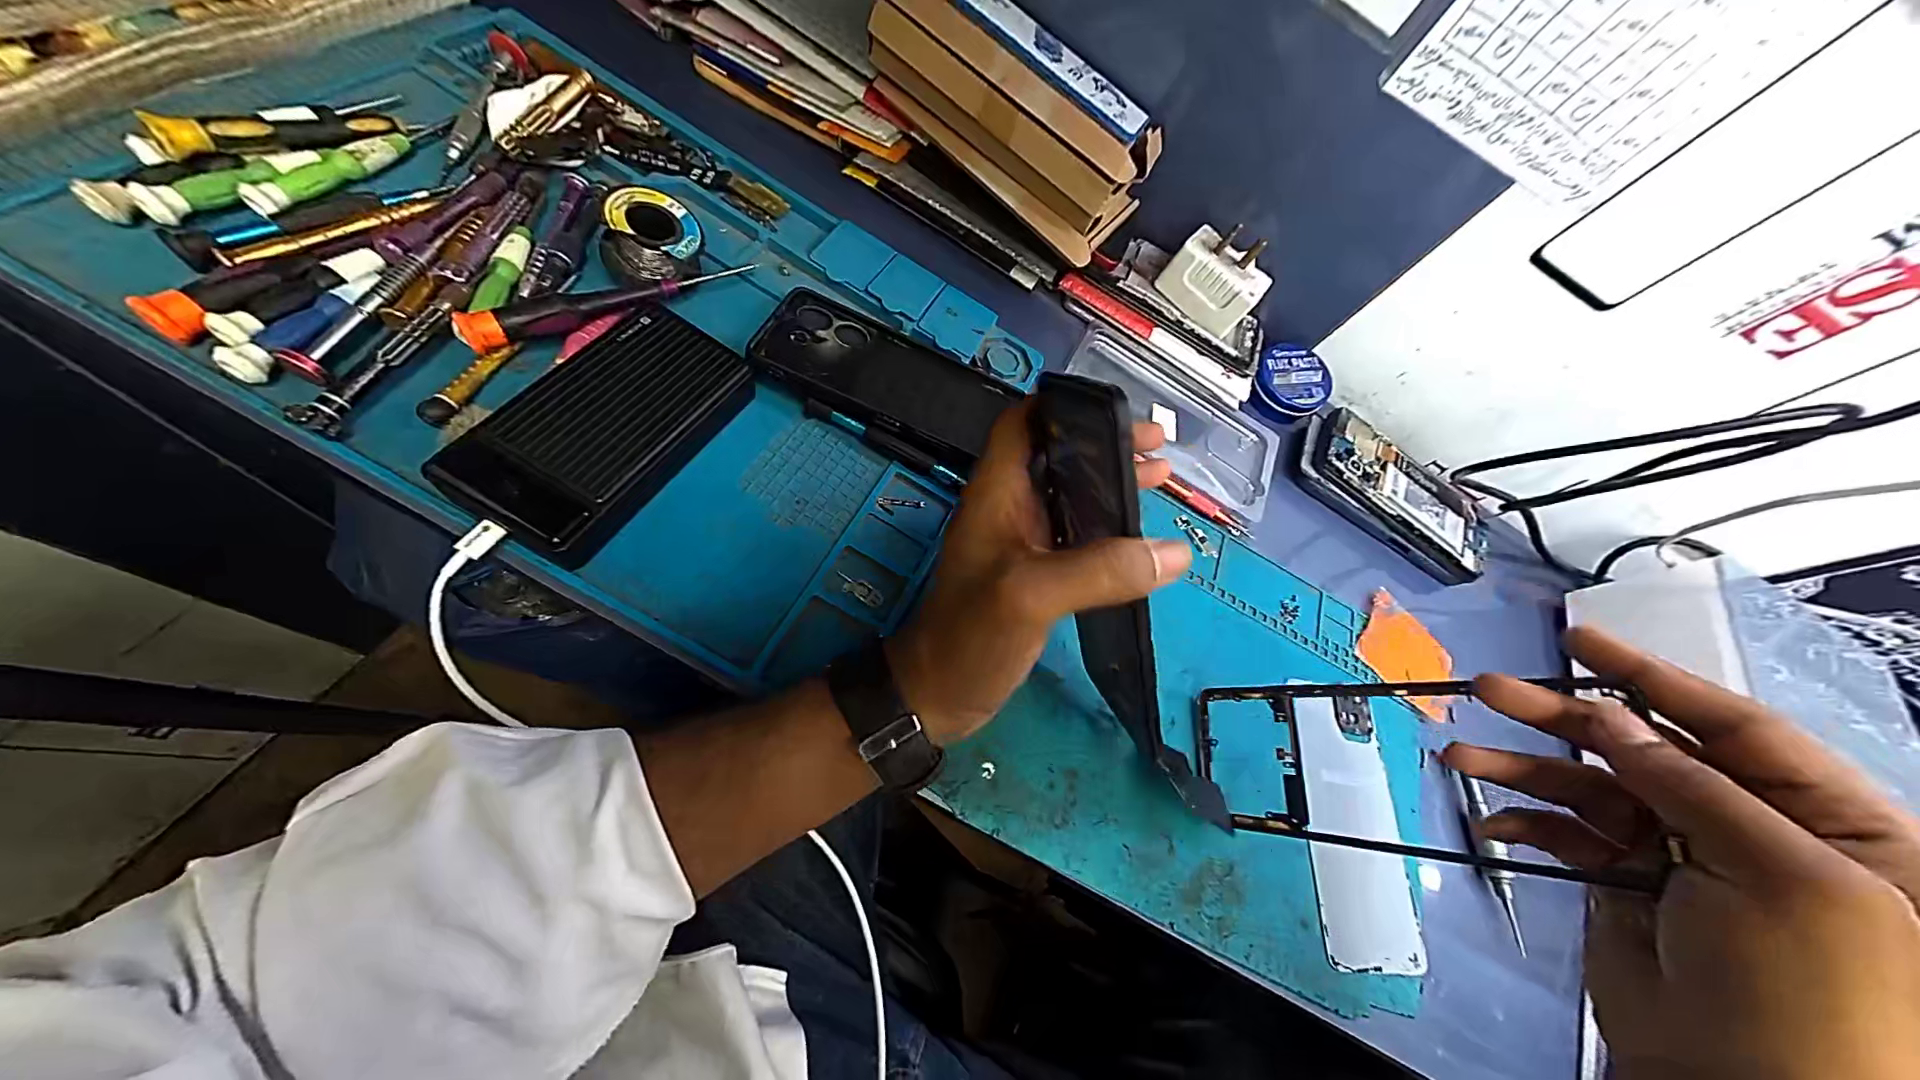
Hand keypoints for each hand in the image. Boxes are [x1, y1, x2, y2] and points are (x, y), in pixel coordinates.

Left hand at [888, 400, 1190, 744]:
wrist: (938, 693)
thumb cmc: (969, 637)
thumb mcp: (1031, 595)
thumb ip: (1099, 570)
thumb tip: (1172, 554)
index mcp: (997, 494)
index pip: (1022, 424)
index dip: (1063, 407)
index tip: (1116, 412)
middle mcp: (1009, 509)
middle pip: (1057, 454)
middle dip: (1105, 444)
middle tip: (1156, 448)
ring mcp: (1022, 542)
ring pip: (1071, 495)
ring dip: (1111, 483)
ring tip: (1159, 479)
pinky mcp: (1035, 573)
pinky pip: (1077, 535)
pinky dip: (1108, 526)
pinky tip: (1140, 538)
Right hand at [1442, 625, 1919, 1079]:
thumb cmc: (1814, 996)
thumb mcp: (1780, 879)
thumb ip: (1694, 788)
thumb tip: (1612, 720)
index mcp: (1828, 823)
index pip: (1735, 726)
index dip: (1654, 676)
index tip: (1580, 638)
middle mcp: (1748, 826)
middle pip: (1640, 748)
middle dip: (1561, 716)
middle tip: (1492, 689)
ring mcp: (1678, 853)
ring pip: (1585, 786)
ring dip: (1520, 767)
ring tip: (1462, 754)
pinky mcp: (1621, 879)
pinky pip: (1564, 833)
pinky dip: (1525, 825)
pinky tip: (1496, 826)